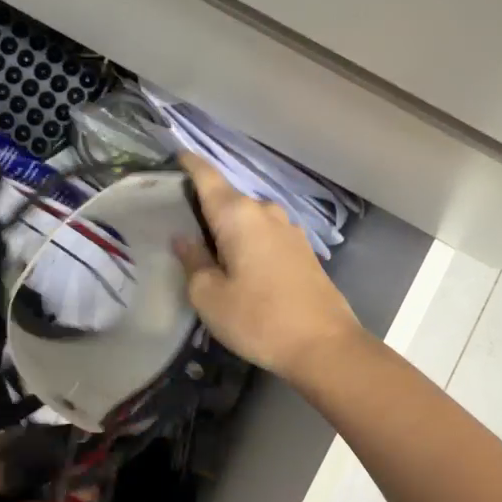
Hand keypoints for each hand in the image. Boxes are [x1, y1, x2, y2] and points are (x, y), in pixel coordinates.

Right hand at [174, 153, 367, 380]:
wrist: (325, 346)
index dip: (190, 164)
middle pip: (227, 198)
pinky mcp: (302, 250)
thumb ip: (193, 261)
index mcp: (237, 215)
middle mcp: (265, 212)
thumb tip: (183, 239)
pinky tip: (240, 264)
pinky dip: (248, 241)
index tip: (176, 155)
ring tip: (209, 248)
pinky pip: (265, 234)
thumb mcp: (209, 296)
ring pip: (248, 218)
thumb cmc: (258, 319)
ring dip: (229, 227)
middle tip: (181, 222)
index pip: (208, 176)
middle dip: (205, 206)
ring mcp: (289, 230)